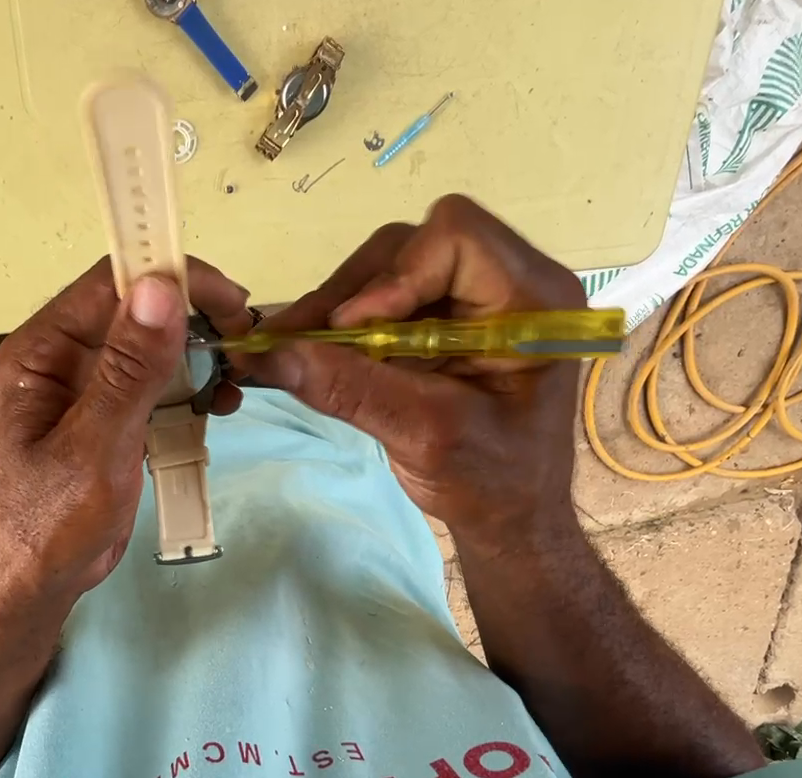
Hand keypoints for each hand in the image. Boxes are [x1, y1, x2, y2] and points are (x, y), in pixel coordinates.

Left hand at [0, 258, 252, 606]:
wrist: (37, 583)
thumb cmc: (51, 521)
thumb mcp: (94, 445)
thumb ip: (128, 371)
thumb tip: (161, 288)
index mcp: (44, 350)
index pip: (112, 285)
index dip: (174, 279)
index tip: (231, 302)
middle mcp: (65, 358)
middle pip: (137, 311)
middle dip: (195, 318)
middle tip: (244, 342)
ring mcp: (91, 389)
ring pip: (153, 349)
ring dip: (198, 357)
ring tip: (234, 383)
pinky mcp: (113, 419)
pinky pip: (156, 387)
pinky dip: (189, 391)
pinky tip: (217, 408)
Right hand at [235, 195, 586, 555]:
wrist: (506, 515)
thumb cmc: (491, 481)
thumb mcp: (425, 435)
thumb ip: (353, 389)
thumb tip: (272, 355)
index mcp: (530, 300)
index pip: (456, 238)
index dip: (395, 276)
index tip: (350, 332)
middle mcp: (501, 283)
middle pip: (408, 247)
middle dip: (349, 295)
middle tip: (295, 342)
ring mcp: (465, 302)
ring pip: (383, 270)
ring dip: (332, 310)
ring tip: (290, 351)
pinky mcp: (435, 324)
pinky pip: (376, 303)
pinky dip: (336, 329)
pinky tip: (307, 356)